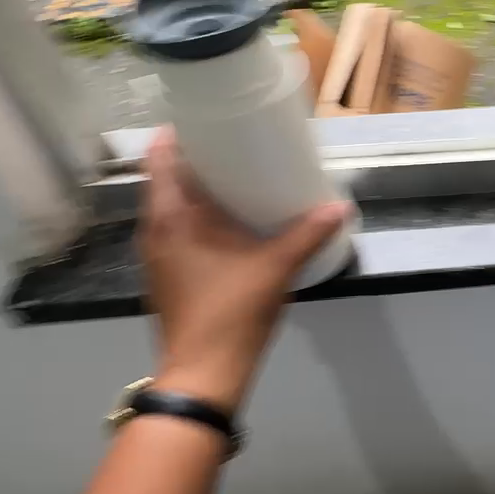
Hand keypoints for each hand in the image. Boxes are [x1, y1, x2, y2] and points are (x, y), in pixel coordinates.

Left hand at [140, 128, 349, 409]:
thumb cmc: (231, 313)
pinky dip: (201, 219)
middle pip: (166, 180)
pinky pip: (180, 232)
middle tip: (238, 147)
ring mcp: (158, 256)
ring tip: (240, 181)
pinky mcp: (169, 275)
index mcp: (170, 218)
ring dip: (200, 193)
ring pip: (173, 209)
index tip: (209, 120)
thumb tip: (339, 208)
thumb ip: (306, 235)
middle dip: (199, 162)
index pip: (158, 158)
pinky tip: (234, 226)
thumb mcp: (275, 268)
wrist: (204, 373)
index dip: (178, 134)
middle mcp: (155, 230)